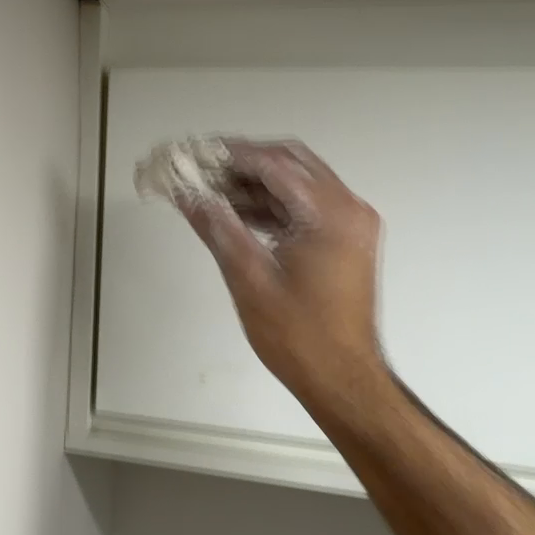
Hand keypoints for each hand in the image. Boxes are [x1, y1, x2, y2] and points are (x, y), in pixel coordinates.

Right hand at [173, 139, 386, 401]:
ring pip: (295, 182)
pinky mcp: (343, 240)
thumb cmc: (299, 337)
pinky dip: (269, 204)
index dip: (227, 154)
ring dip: (252, 183)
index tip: (192, 154)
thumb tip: (185, 194)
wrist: (341, 379)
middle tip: (198, 168)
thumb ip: (216, 227)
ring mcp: (349, 224)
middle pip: (288, 162)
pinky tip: (233, 212)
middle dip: (239, 162)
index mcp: (330, 214)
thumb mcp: (248, 277)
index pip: (272, 163)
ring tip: (206, 190)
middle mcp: (348, 209)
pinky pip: (302, 206)